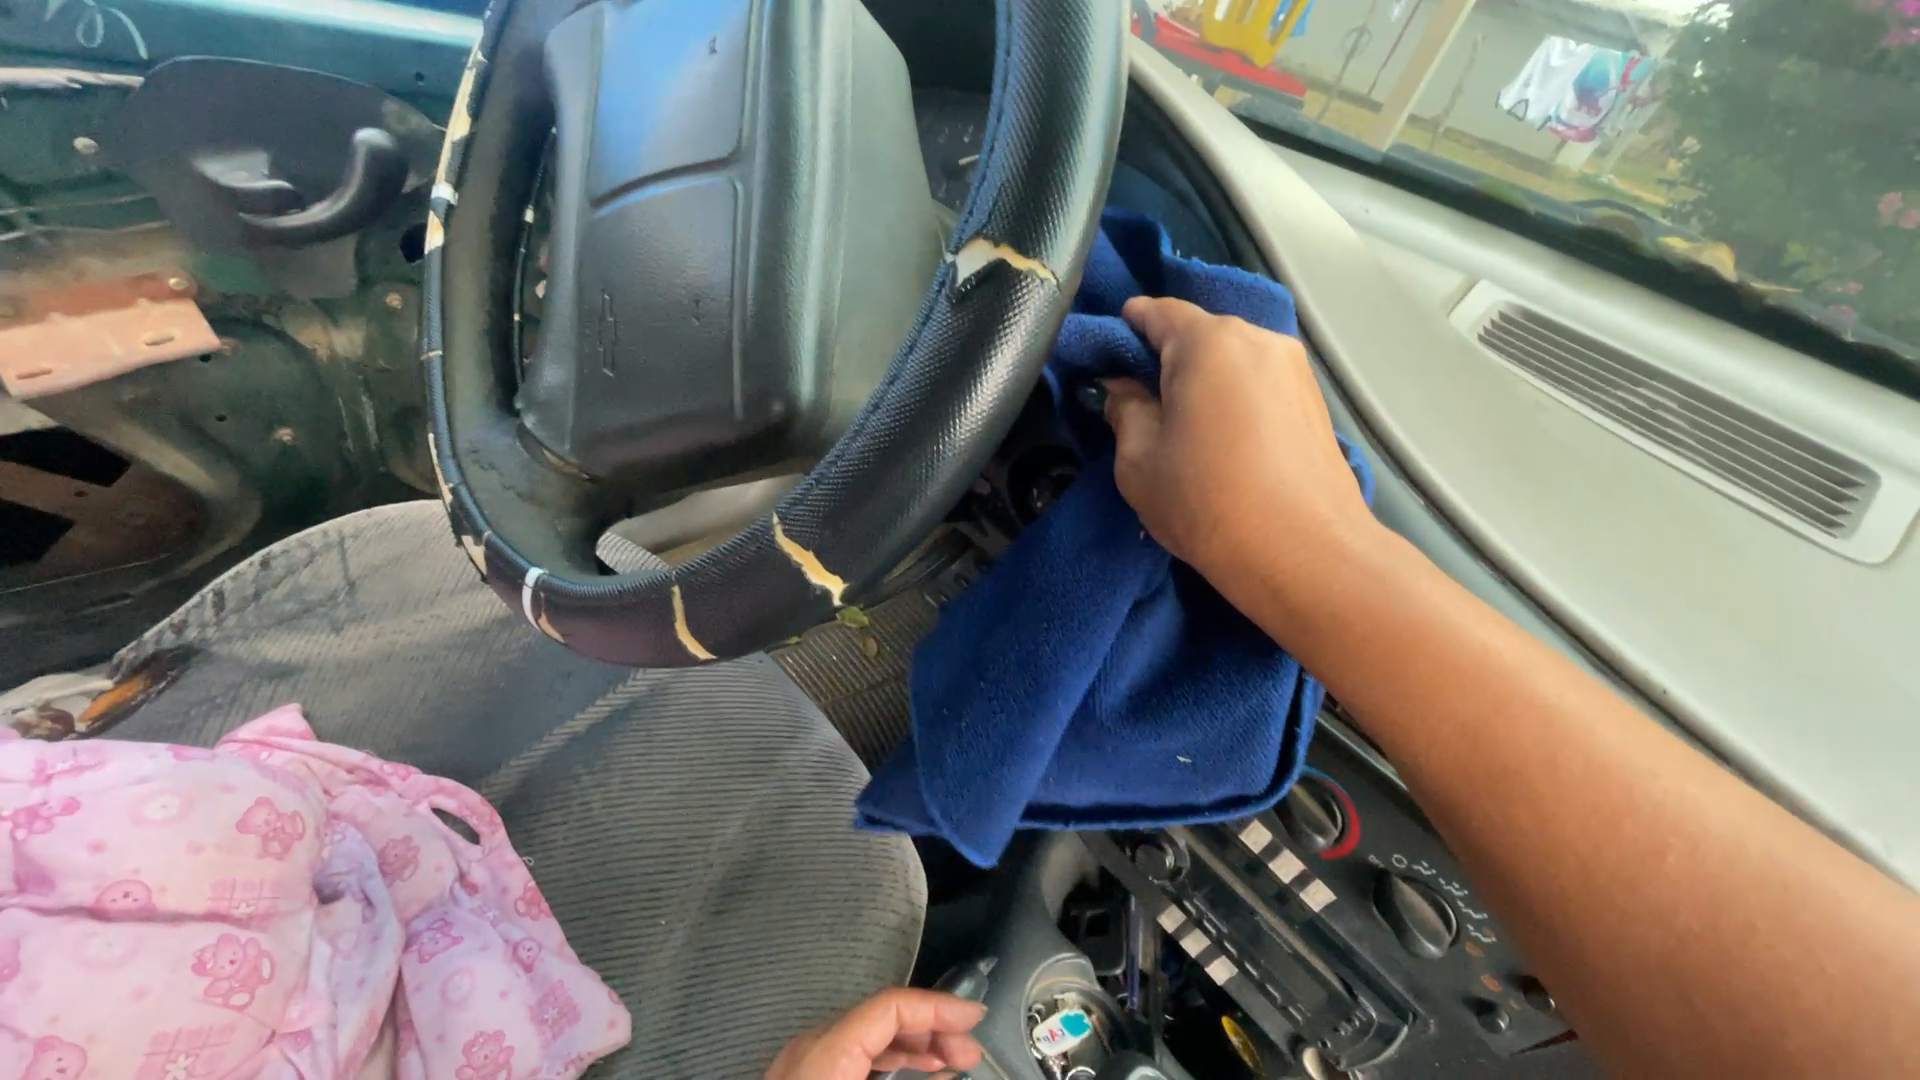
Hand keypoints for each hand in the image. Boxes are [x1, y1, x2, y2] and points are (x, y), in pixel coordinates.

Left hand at [764, 988, 986, 1078]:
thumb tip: (952, 1075)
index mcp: (826, 1051)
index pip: (890, 1006)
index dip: (938, 1007)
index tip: (976, 1019)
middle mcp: (812, 1046)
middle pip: (881, 1017)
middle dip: (931, 1028)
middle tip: (971, 1052)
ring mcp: (804, 1064)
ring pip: (868, 1036)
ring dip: (913, 1045)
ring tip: (952, 1061)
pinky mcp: (805, 1079)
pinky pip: (853, 1055)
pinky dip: (888, 1060)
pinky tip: (917, 1071)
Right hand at [1104, 296, 1376, 593]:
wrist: (1303, 554)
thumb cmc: (1207, 503)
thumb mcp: (1139, 460)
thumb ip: (1124, 409)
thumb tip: (1123, 386)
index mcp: (1208, 343)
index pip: (1156, 311)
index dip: (1125, 329)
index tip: (1106, 360)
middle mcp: (1257, 339)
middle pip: (1197, 333)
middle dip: (1165, 360)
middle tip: (1141, 405)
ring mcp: (1293, 367)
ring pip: (1230, 359)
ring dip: (1202, 381)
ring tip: (1184, 429)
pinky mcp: (1313, 398)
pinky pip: (1256, 381)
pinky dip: (1232, 397)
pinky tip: (1222, 440)